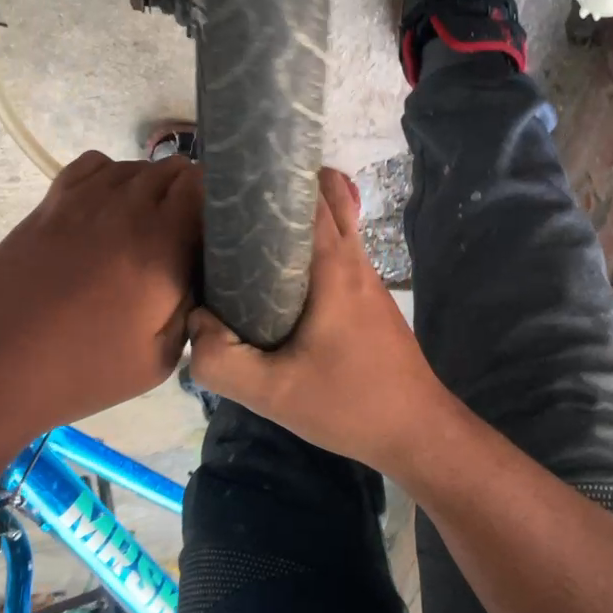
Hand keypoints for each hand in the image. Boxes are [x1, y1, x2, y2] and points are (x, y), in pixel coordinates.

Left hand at [0, 151, 201, 439]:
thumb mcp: (161, 358)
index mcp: (161, 246)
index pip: (206, 187)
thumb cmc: (81, 372)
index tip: (220, 235)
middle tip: (190, 236)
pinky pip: (95, 166)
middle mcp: (125, 209)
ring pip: (137, 166)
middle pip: (175, 170)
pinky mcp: (49, 203)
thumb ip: (191, 306)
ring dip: (153, 188)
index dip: (220, 205)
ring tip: (148, 227)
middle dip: (191, 196)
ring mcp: (83, 200)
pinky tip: (109, 211)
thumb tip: (198, 273)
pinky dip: (112, 178)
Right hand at [187, 167, 460, 471]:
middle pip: (324, 196)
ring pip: (332, 224)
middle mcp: (354, 258)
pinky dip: (308, 249)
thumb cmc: (350, 405)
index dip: (267, 181)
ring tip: (245, 244)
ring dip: (295, 222)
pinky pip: (336, 252)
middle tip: (233, 214)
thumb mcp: (273, 393)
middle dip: (281, 192)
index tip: (225, 189)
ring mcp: (367, 276)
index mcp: (333, 265)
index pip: (305, 194)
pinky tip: (277, 283)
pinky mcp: (369, 297)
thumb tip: (195, 320)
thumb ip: (221, 359)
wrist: (416, 430)